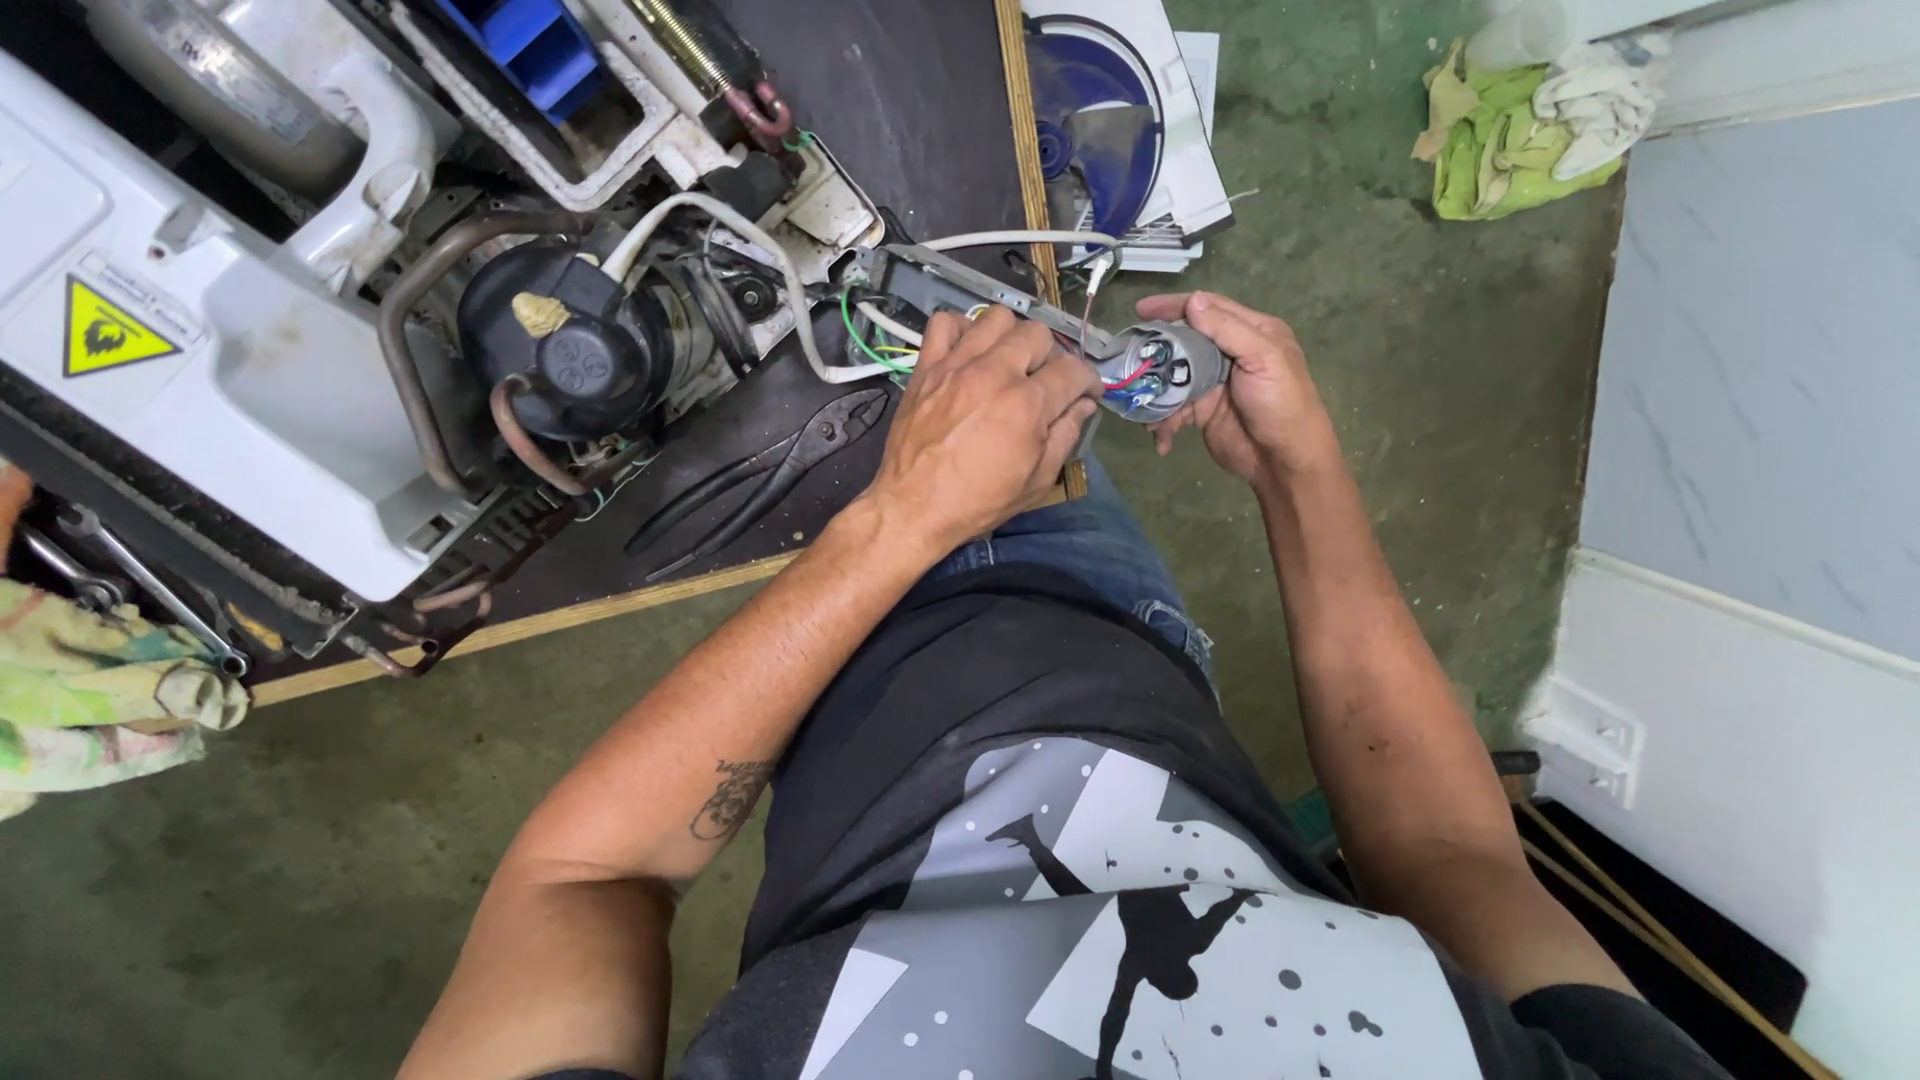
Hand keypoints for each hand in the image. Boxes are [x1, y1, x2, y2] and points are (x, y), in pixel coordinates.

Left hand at [860, 307, 1099, 552]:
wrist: (915, 506)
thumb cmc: (979, 501)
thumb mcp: (1037, 480)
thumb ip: (1065, 435)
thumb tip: (1083, 405)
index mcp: (1027, 404)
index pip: (1073, 370)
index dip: (1088, 381)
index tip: (1086, 394)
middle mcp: (994, 373)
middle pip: (1038, 334)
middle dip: (1052, 355)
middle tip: (1045, 380)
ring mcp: (957, 365)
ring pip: (996, 318)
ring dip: (1011, 336)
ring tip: (1008, 361)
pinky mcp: (927, 367)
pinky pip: (944, 323)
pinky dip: (961, 329)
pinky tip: (968, 352)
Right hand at [1137, 293, 1337, 485]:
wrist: (1283, 459)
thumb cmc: (1281, 403)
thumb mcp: (1263, 358)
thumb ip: (1227, 329)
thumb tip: (1192, 300)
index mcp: (1251, 332)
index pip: (1208, 308)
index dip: (1175, 306)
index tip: (1141, 309)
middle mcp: (1230, 353)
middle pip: (1185, 341)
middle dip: (1157, 349)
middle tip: (1130, 355)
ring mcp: (1214, 383)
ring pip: (1175, 376)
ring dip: (1156, 391)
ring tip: (1141, 403)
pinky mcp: (1203, 411)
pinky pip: (1174, 409)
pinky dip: (1164, 422)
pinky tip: (1161, 436)